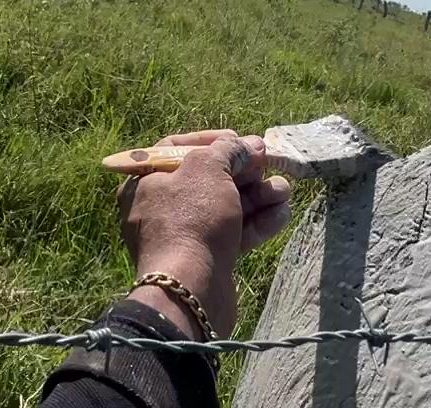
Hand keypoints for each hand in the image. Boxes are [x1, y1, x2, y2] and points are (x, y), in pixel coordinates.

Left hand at [115, 129, 293, 338]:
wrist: (190, 291)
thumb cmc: (192, 217)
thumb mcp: (209, 168)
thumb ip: (229, 150)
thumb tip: (250, 145)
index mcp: (146, 181)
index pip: (177, 147)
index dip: (212, 140)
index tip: (240, 140)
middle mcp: (160, 207)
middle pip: (208, 178)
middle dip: (244, 171)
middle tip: (269, 165)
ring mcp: (183, 235)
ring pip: (225, 206)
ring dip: (258, 195)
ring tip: (284, 190)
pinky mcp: (205, 259)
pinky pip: (232, 233)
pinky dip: (256, 222)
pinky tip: (282, 214)